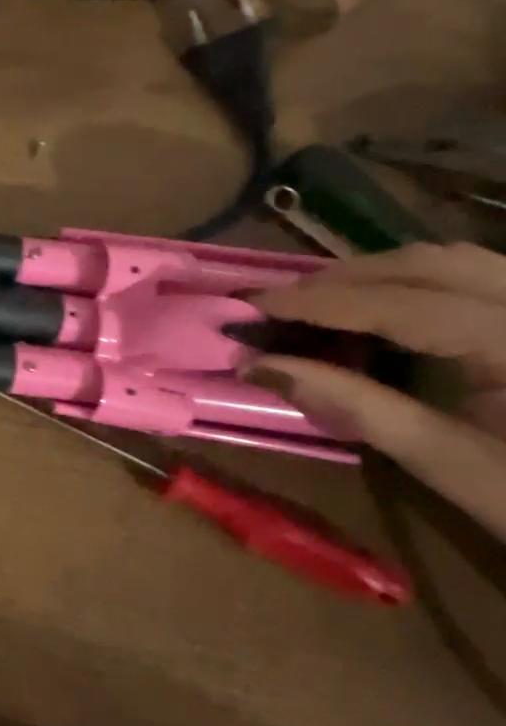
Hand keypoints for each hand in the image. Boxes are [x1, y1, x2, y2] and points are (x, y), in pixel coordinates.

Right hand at [245, 242, 505, 538]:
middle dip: (341, 279)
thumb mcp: (451, 464)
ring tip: (317, 303)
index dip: (316, 302)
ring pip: (457, 261)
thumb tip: (257, 364)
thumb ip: (355, 405)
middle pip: (430, 264)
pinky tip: (381, 309)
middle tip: (271, 305)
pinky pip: (482, 277)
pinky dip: (419, 283)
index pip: (401, 304)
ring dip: (377, 274)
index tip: (244, 308)